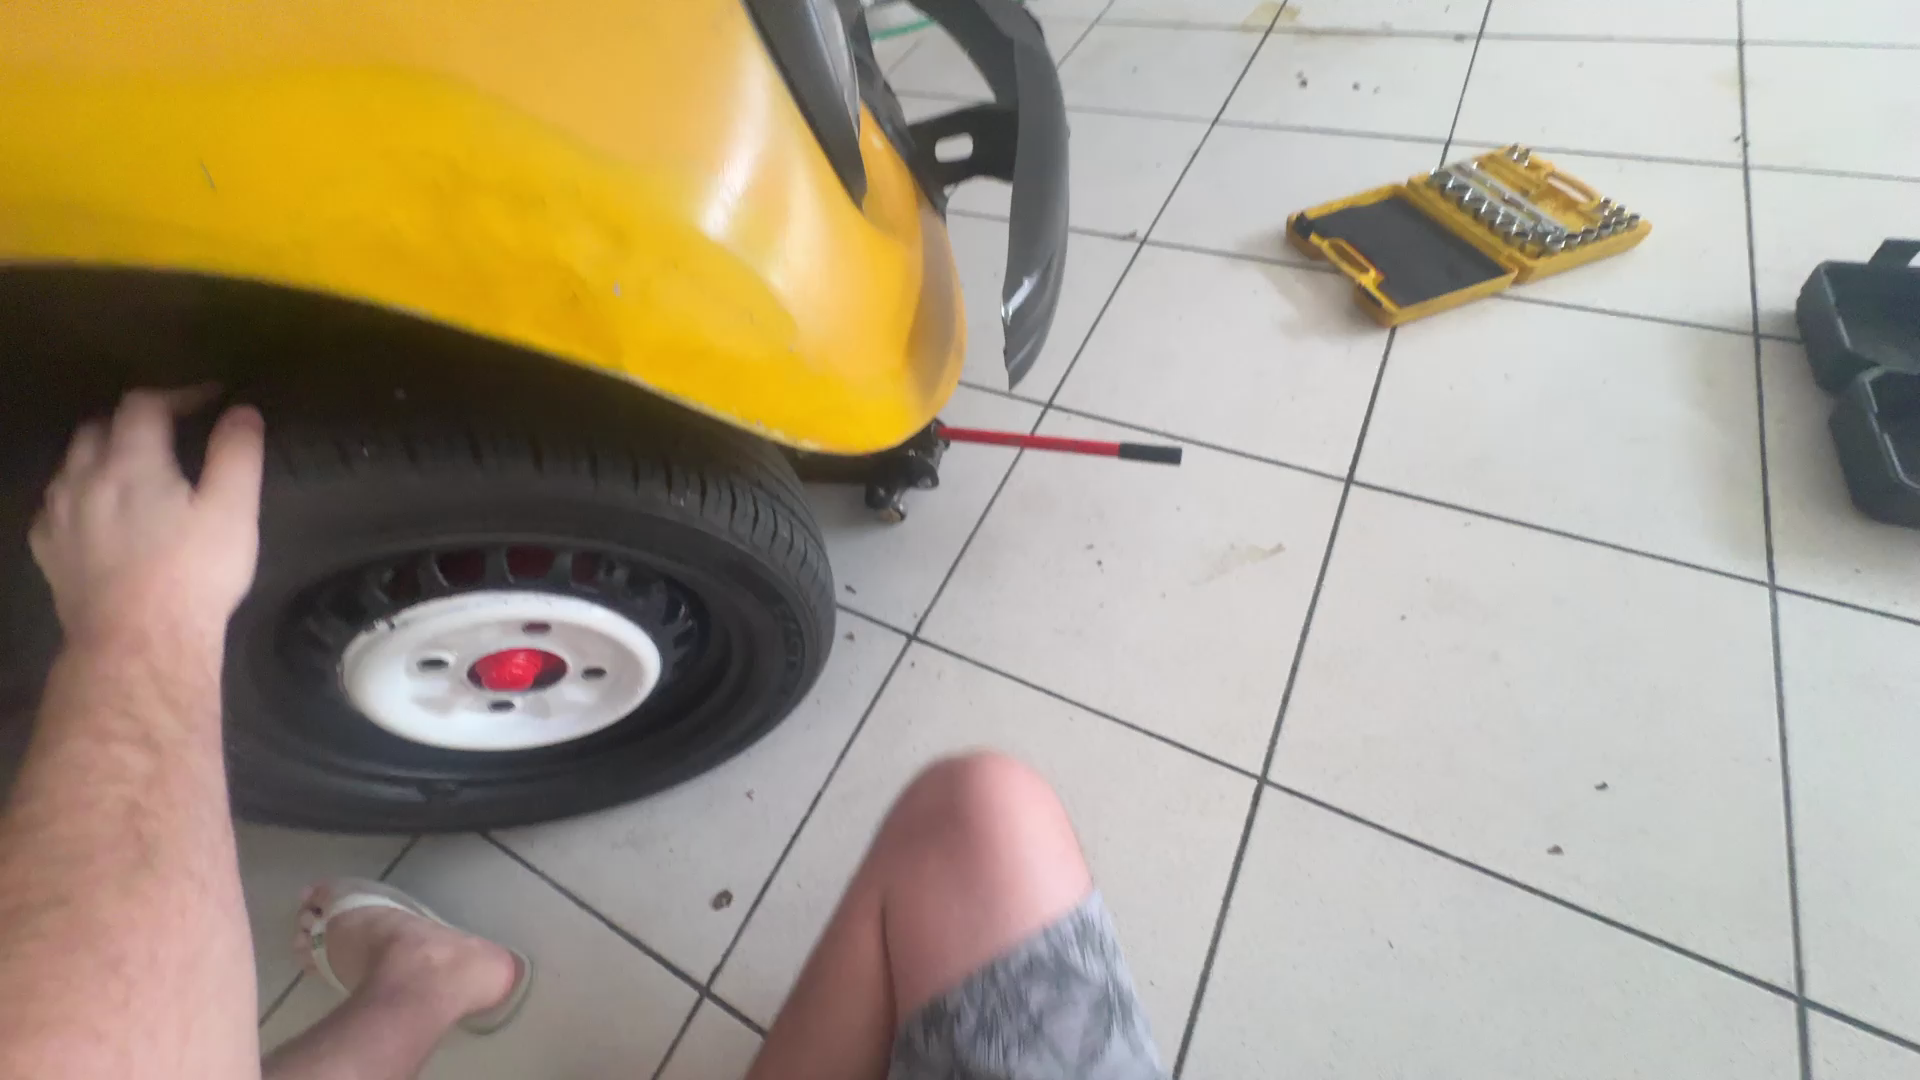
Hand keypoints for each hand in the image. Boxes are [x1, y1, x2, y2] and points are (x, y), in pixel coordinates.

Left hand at [28, 388, 265, 649]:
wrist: (139, 634)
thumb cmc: (198, 568)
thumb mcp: (235, 509)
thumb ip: (237, 455)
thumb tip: (242, 411)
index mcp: (131, 464)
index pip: (144, 406)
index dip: (180, 394)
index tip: (214, 398)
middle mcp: (82, 477)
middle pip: (100, 427)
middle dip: (140, 419)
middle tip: (180, 430)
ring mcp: (57, 512)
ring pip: (73, 461)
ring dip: (108, 450)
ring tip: (144, 465)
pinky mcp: (49, 544)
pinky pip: (59, 499)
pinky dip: (86, 488)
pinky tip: (109, 508)